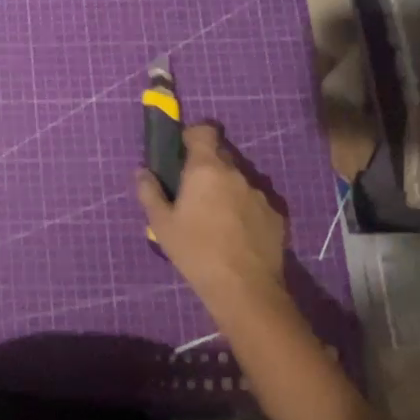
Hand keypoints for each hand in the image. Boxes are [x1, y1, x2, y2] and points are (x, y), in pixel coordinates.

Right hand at [135, 123, 290, 315]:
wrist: (244, 288)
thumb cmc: (195, 250)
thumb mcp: (161, 223)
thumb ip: (149, 192)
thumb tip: (142, 171)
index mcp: (206, 169)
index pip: (204, 131)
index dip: (192, 136)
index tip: (181, 152)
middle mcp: (237, 174)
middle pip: (221, 156)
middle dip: (206, 166)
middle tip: (192, 191)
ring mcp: (261, 194)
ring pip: (239, 180)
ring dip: (226, 188)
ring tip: (215, 217)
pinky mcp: (277, 215)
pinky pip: (255, 202)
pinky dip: (244, 208)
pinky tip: (236, 233)